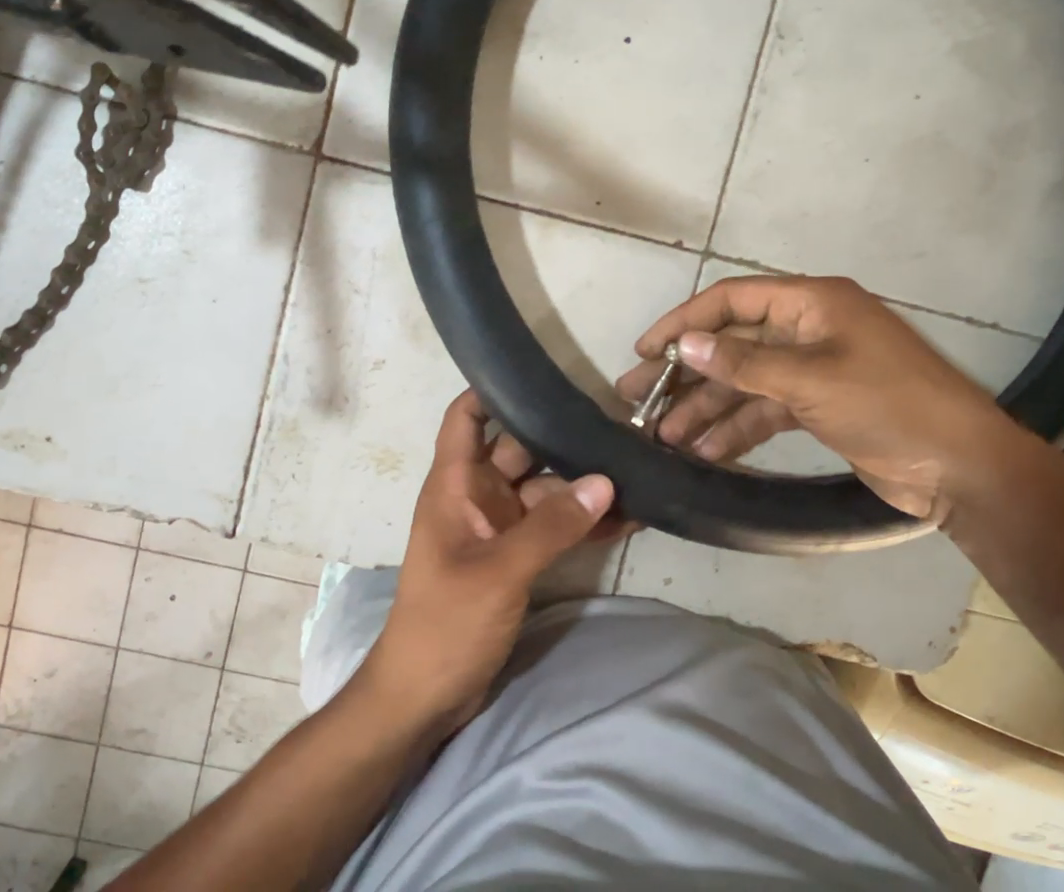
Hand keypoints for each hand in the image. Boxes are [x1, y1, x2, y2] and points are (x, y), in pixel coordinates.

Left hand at [358, 392, 618, 736]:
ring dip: (583, 485)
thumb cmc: (446, 622)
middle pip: (519, 449)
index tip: (543, 370)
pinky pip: (553, 529)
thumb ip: (551, 526)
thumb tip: (604, 481)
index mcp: (454, 485)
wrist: (425, 694)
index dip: (493, 388)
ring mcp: (498, 529)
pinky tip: (629, 517)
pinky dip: (584, 524)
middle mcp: (476, 498)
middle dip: (562, 436)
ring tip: (638, 468)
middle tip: (621, 422)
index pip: (466, 417)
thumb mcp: (499, 571)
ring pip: (544, 491)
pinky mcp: (516, 560)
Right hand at [615, 275, 1027, 520]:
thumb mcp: (810, 381)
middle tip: (638, 399)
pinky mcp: (819, 407)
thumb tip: (684, 347)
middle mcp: (808, 330)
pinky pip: (764, 410)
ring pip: (744, 383)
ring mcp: (813, 370)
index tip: (644, 352)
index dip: (684, 323)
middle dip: (686, 374)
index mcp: (812, 303)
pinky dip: (736, 429)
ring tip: (663, 436)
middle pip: (732, 345)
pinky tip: (704, 452)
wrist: (960, 466)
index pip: (731, 301)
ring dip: (706, 408)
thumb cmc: (888, 405)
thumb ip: (743, 364)